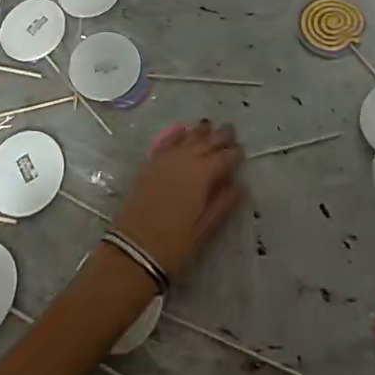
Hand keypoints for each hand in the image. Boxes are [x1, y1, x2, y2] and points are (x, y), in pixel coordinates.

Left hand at [111, 119, 243, 277]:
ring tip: (208, 124)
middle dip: (219, 136)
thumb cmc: (174, 244)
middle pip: (205, 143)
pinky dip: (175, 135)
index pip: (223, 158)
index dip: (234, 153)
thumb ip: (222, 203)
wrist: (132, 251)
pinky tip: (180, 129)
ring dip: (199, 132)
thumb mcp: (205, 228)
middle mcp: (184, 162)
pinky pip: (165, 144)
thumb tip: (239, 186)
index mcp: (202, 175)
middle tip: (230, 128)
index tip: (242, 149)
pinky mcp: (148, 166)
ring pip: (186, 140)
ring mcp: (164, 162)